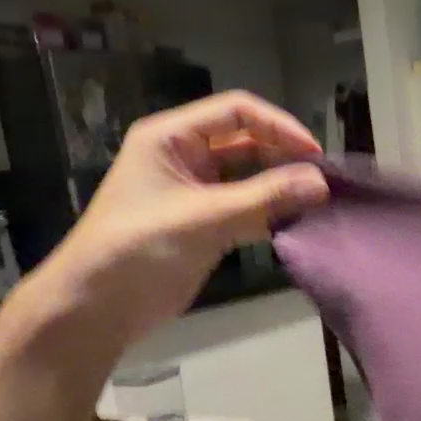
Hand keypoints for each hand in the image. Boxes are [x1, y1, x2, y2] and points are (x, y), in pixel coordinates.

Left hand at [29, 90, 327, 349]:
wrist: (96, 308)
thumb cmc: (138, 249)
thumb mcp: (205, 219)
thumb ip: (266, 198)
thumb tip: (323, 183)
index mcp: (171, 138)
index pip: (237, 112)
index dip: (279, 127)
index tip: (315, 155)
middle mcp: (185, 156)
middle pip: (247, 142)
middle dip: (285, 157)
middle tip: (324, 182)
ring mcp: (196, 191)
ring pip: (251, 176)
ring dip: (282, 186)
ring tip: (319, 202)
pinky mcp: (206, 222)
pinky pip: (248, 206)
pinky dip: (273, 211)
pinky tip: (299, 222)